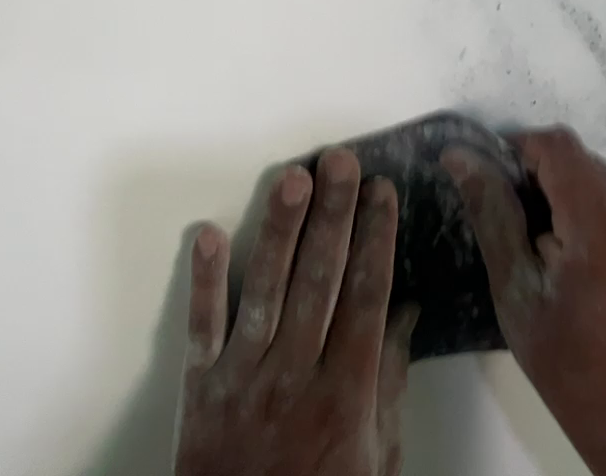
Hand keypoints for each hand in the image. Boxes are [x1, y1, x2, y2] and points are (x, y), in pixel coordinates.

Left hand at [175, 149, 417, 475]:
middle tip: (341, 160)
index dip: (376, 239)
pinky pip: (203, 326)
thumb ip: (388, 383)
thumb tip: (404, 312)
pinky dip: (204, 279)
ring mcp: (245, 375)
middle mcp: (296, 374)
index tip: (382, 191)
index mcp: (346, 393)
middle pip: (320, 280)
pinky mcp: (201, 384)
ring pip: (267, 289)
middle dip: (334, 215)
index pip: (366, 297)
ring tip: (295, 177)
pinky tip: (208, 232)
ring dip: (280, 230)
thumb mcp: (377, 457)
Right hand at [442, 126, 605, 472]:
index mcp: (604, 231)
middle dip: (535, 170)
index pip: (558, 148)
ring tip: (538, 235)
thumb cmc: (562, 356)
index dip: (516, 148)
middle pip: (578, 157)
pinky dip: (582, 200)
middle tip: (508, 213)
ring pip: (595, 171)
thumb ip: (491, 211)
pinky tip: (566, 243)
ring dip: (559, 184)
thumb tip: (459, 155)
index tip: (488, 178)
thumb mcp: (513, 286)